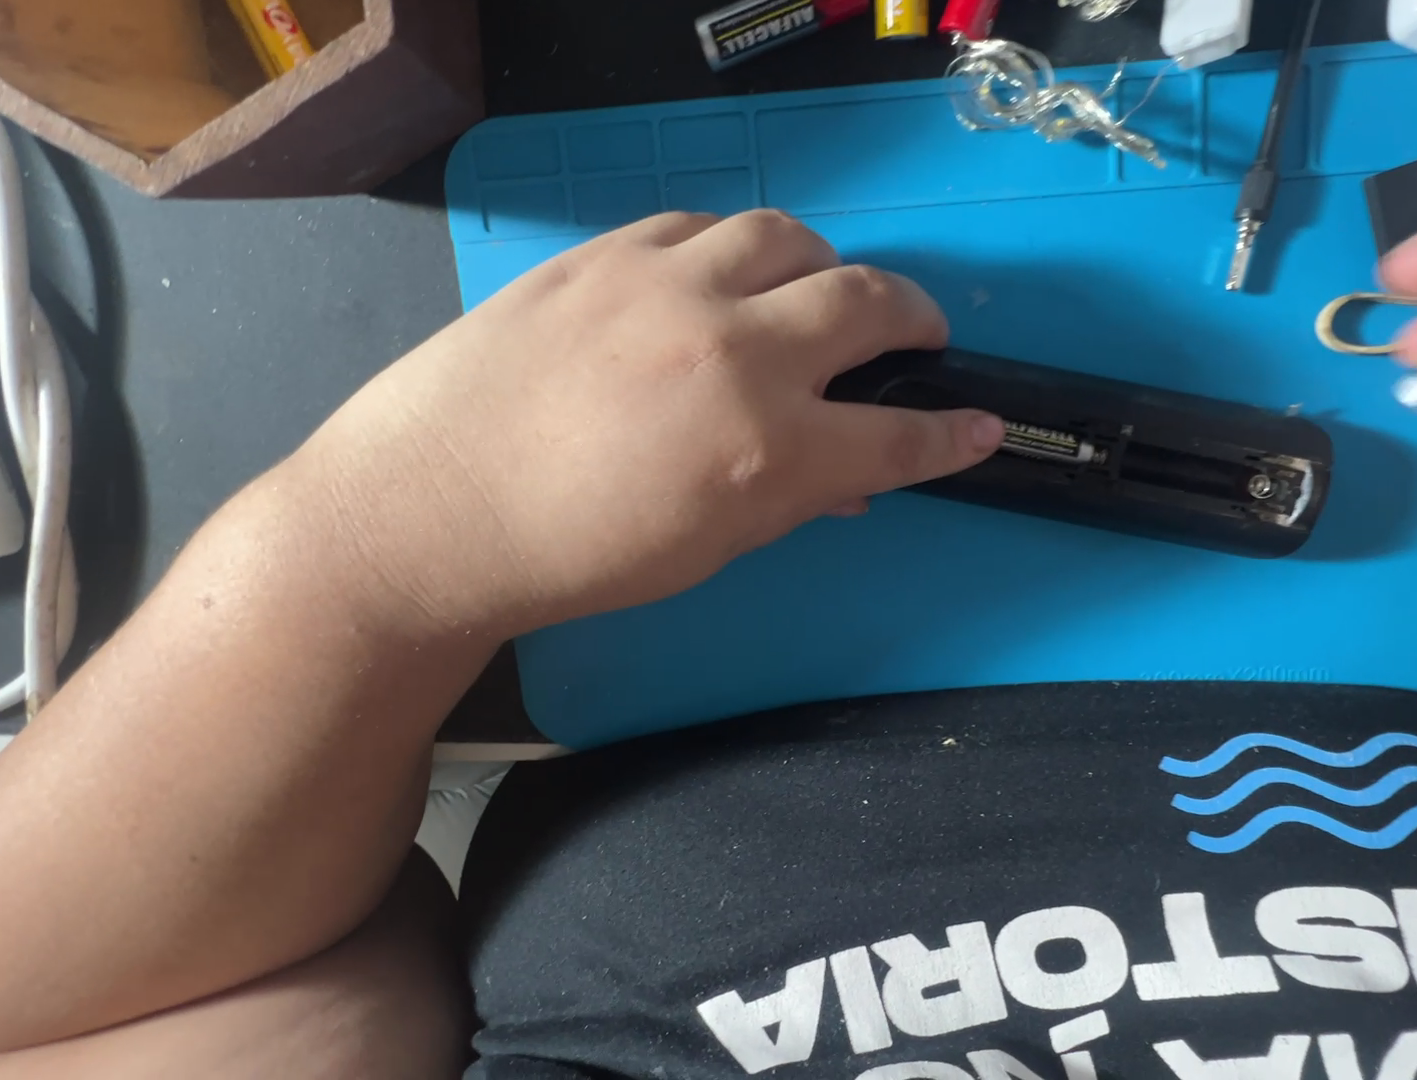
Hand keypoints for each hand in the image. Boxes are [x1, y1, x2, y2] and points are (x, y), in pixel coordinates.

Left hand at [294, 210, 1003, 634]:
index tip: (984, 426)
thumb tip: (849, 478)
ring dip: (825, 268)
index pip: (895, 436)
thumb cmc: (579, 557)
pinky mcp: (604, 254)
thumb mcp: (709, 548)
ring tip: (818, 296)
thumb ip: (794, 500)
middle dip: (915, 318)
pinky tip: (721, 282)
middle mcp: (733, 351)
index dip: (952, 434)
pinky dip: (735, 253)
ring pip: (788, 237)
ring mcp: (666, 287)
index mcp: (766, 449)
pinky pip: (701, 227)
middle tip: (920, 333)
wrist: (432, 512)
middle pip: (865, 302)